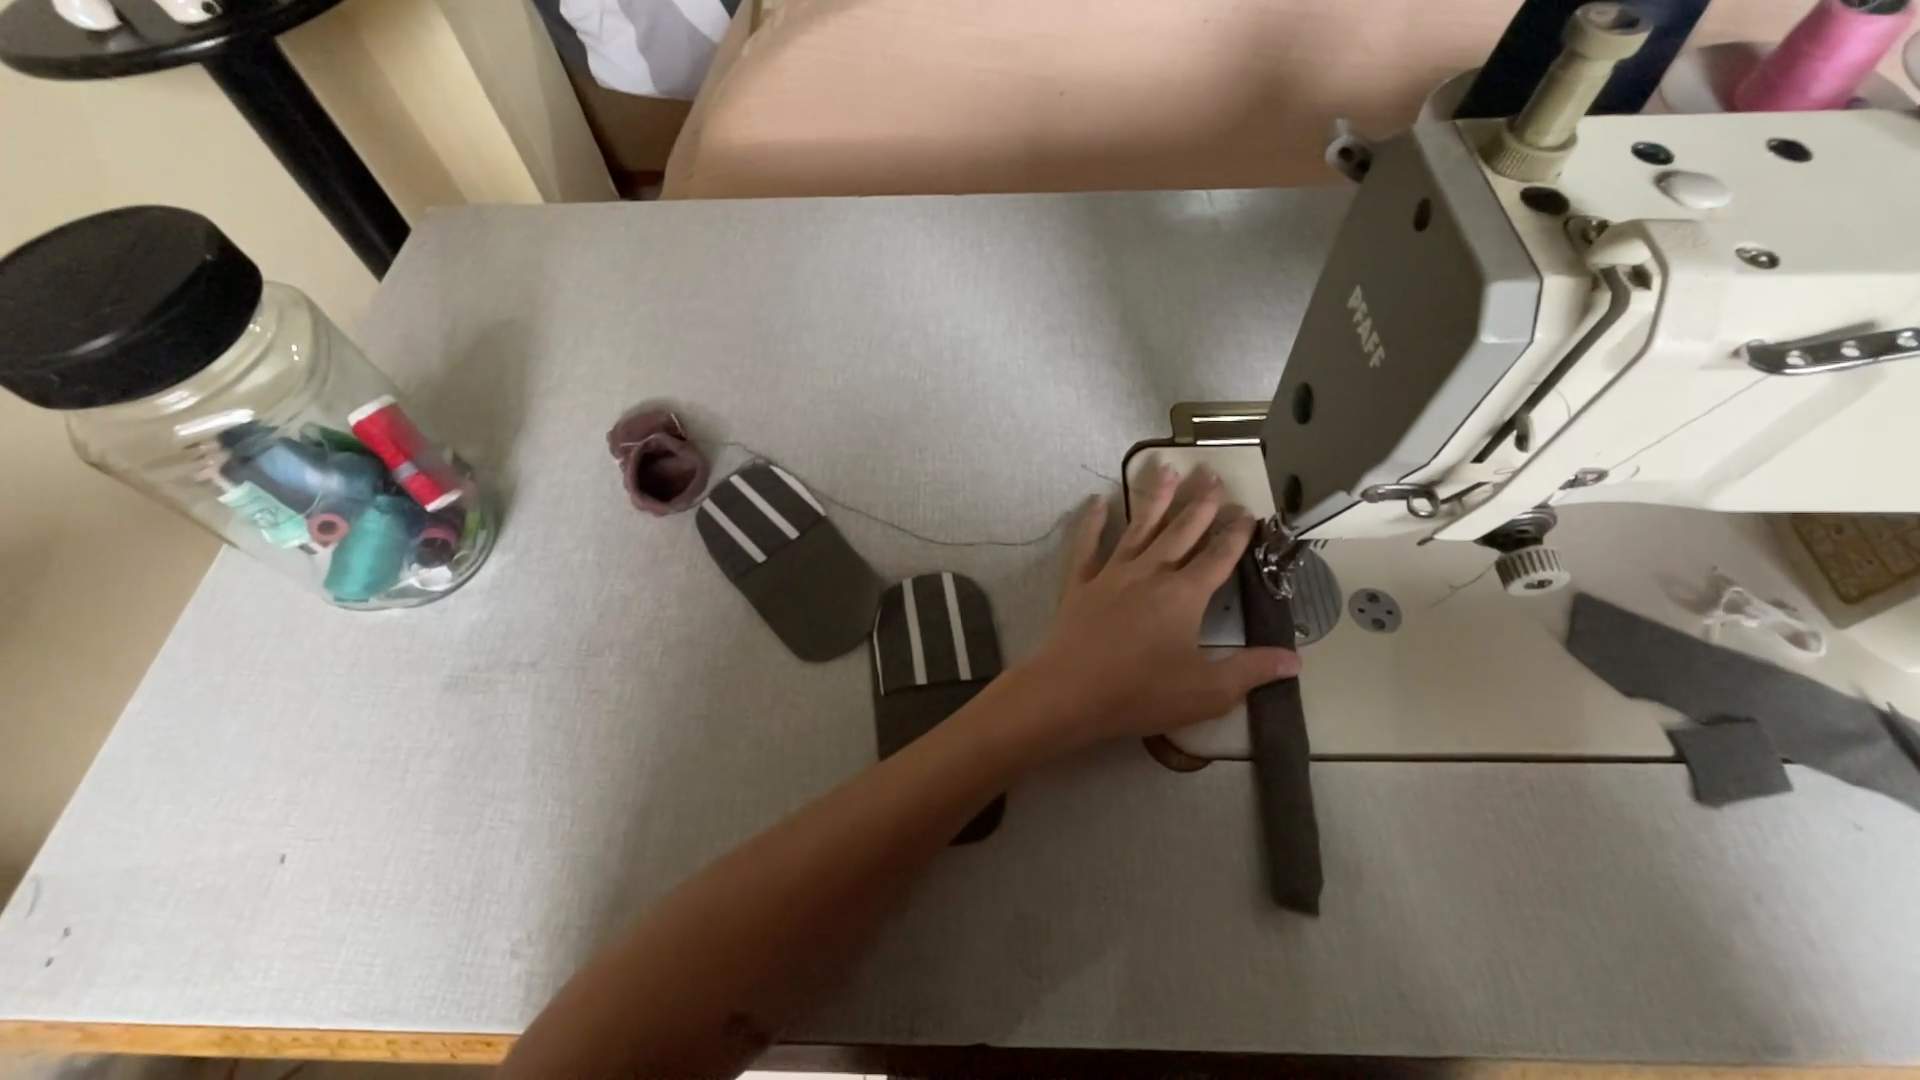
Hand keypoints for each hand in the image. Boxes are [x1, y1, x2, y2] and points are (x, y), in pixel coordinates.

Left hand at [1014, 465, 1301, 755]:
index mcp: (1185, 594)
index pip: (1219, 556)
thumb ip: (1251, 671)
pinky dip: (1093, 522)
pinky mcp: (1080, 584)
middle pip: (1182, 530)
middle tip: (1213, 474)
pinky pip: (1087, 545)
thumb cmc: (1140, 693)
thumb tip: (1295, 660)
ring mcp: (1112, 574)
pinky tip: (1097, 501)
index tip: (1249, 512)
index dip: (1237, 534)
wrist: (1069, 693)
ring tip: (1167, 469)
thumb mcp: (1206, 691)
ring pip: (1140, 527)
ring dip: (1156, 498)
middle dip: (1201, 502)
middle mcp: (1151, 573)